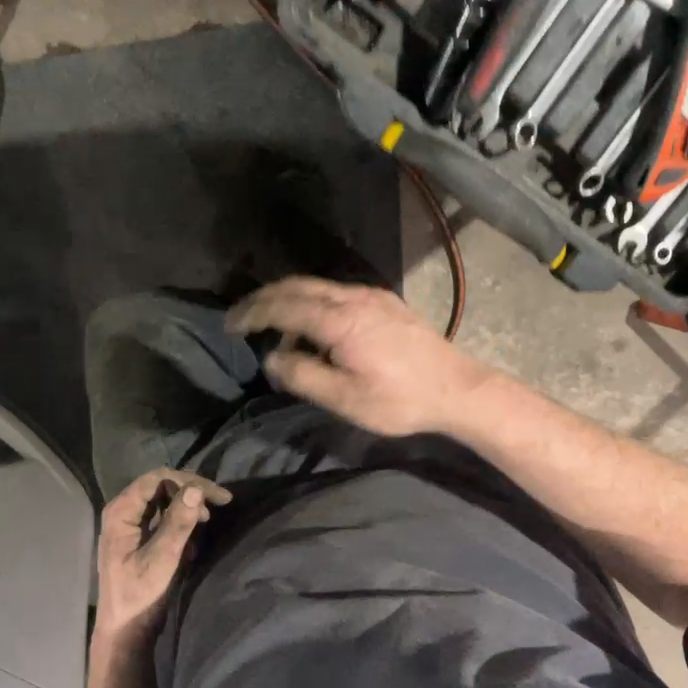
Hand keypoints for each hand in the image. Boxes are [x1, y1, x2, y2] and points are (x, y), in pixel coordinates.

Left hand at [95, 468, 231, 645]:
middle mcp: (122, 511)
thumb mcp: (162, 558)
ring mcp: (129, 523)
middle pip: (160, 485)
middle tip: (220, 502)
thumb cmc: (139, 594)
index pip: (157, 479)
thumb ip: (177, 523)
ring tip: (207, 518)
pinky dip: (180, 517)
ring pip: (162, 499)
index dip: (189, 481)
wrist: (126, 627)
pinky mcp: (138, 535)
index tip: (218, 496)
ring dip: (187, 503)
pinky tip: (194, 529)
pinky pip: (161, 515)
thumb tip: (196, 490)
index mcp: (120, 512)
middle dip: (190, 490)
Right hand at [226, 277, 494, 436]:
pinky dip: (312, 302)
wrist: (457, 390)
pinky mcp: (385, 303)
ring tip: (272, 327)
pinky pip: (336, 293)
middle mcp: (353, 298)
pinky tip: (312, 327)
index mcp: (339, 320)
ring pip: (317, 286)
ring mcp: (372, 297)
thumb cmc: (400, 401)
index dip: (252, 314)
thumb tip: (272, 358)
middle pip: (297, 286)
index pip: (283, 306)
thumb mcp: (345, 399)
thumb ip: (303, 376)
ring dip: (288, 300)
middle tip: (241, 318)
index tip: (229, 325)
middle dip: (264, 299)